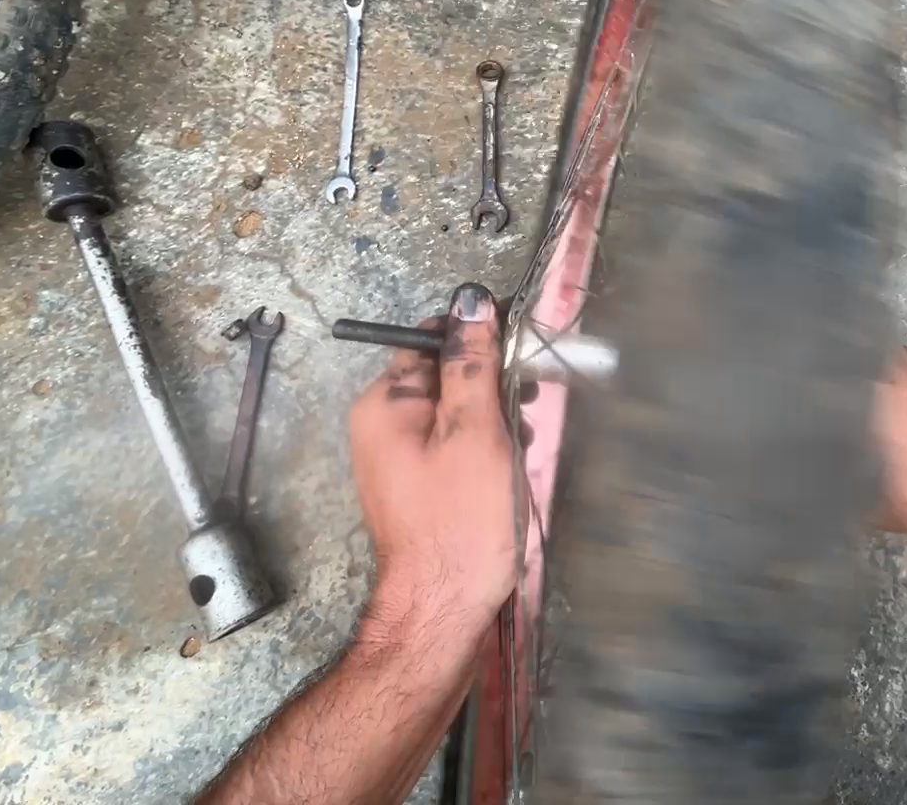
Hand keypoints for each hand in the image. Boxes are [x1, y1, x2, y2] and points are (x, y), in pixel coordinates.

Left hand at [348, 283, 519, 639]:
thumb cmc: (463, 515)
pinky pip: (453, 439)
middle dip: (491, 384)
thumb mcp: (475, 429)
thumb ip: (472, 363)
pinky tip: (507, 463)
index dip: (477, 341)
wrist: (445, 605)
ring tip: (519, 444)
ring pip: (455, 407)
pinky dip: (484, 442)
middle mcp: (382, 421)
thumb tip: (471, 301)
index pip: (432, 338)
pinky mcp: (419, 478)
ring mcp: (398, 453)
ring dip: (494, 415)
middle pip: (446, 372)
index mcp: (386, 401)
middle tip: (523, 410)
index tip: (514, 362)